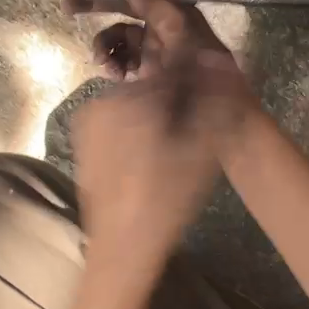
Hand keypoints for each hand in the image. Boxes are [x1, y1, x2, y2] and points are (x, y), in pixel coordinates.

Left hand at [62, 0, 256, 270]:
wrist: (122, 247)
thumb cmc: (166, 198)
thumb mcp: (202, 148)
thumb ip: (215, 99)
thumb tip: (224, 61)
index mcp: (133, 96)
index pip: (172, 66)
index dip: (197, 75)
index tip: (214, 87)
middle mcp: (105, 99)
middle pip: (152, 83)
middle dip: (177, 93)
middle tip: (198, 119)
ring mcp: (89, 121)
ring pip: (135, 101)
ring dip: (157, 110)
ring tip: (178, 139)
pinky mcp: (84, 141)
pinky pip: (118, 120)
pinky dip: (137, 126)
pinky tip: (153, 153)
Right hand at [63, 0, 256, 129]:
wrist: (222, 118)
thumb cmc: (207, 72)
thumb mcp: (180, 33)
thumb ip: (155, 4)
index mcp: (175, 12)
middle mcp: (164, 27)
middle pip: (123, 11)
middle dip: (95, 10)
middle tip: (66, 9)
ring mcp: (156, 53)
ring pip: (119, 40)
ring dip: (105, 46)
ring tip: (103, 63)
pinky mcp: (149, 76)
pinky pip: (123, 63)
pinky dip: (114, 65)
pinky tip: (114, 75)